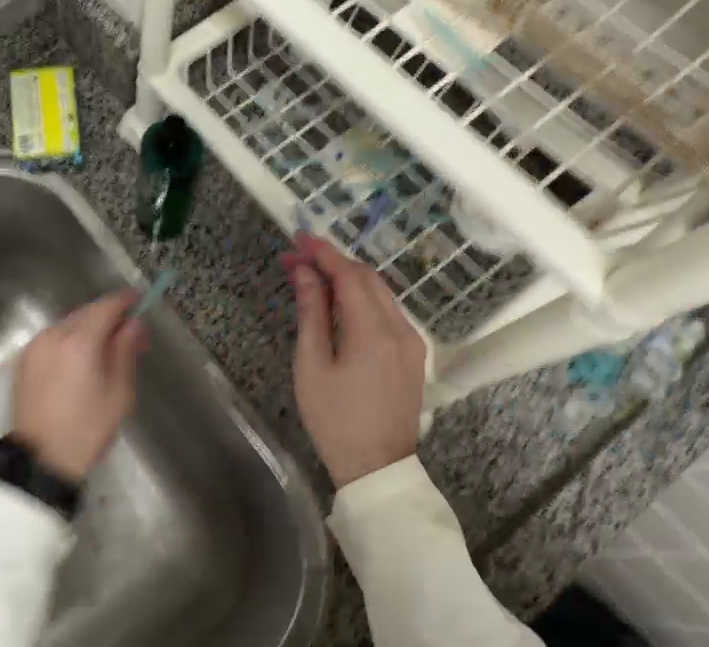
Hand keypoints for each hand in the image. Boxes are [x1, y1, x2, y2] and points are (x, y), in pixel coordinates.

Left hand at [11, 291, 149, 482]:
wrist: (41, 460)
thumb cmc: (87, 429)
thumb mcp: (119, 393)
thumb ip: (126, 351)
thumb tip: (134, 323)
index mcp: (79, 341)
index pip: (106, 306)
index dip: (125, 302)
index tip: (141, 303)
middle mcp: (53, 335)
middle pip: (86, 313)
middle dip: (110, 319)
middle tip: (132, 338)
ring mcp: (35, 346)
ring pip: (69, 325)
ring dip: (89, 329)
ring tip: (108, 353)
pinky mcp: (24, 360)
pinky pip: (53, 339)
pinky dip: (70, 341)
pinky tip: (82, 362)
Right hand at [281, 233, 425, 487]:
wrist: (378, 468)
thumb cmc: (335, 419)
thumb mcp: (312, 365)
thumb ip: (311, 313)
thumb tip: (305, 274)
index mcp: (374, 332)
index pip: (349, 275)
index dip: (322, 252)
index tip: (297, 238)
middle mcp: (401, 330)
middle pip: (368, 278)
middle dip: (332, 261)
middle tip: (295, 258)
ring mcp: (412, 343)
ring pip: (380, 292)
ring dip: (346, 278)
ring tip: (310, 276)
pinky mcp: (413, 355)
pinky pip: (387, 311)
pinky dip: (361, 297)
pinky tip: (337, 301)